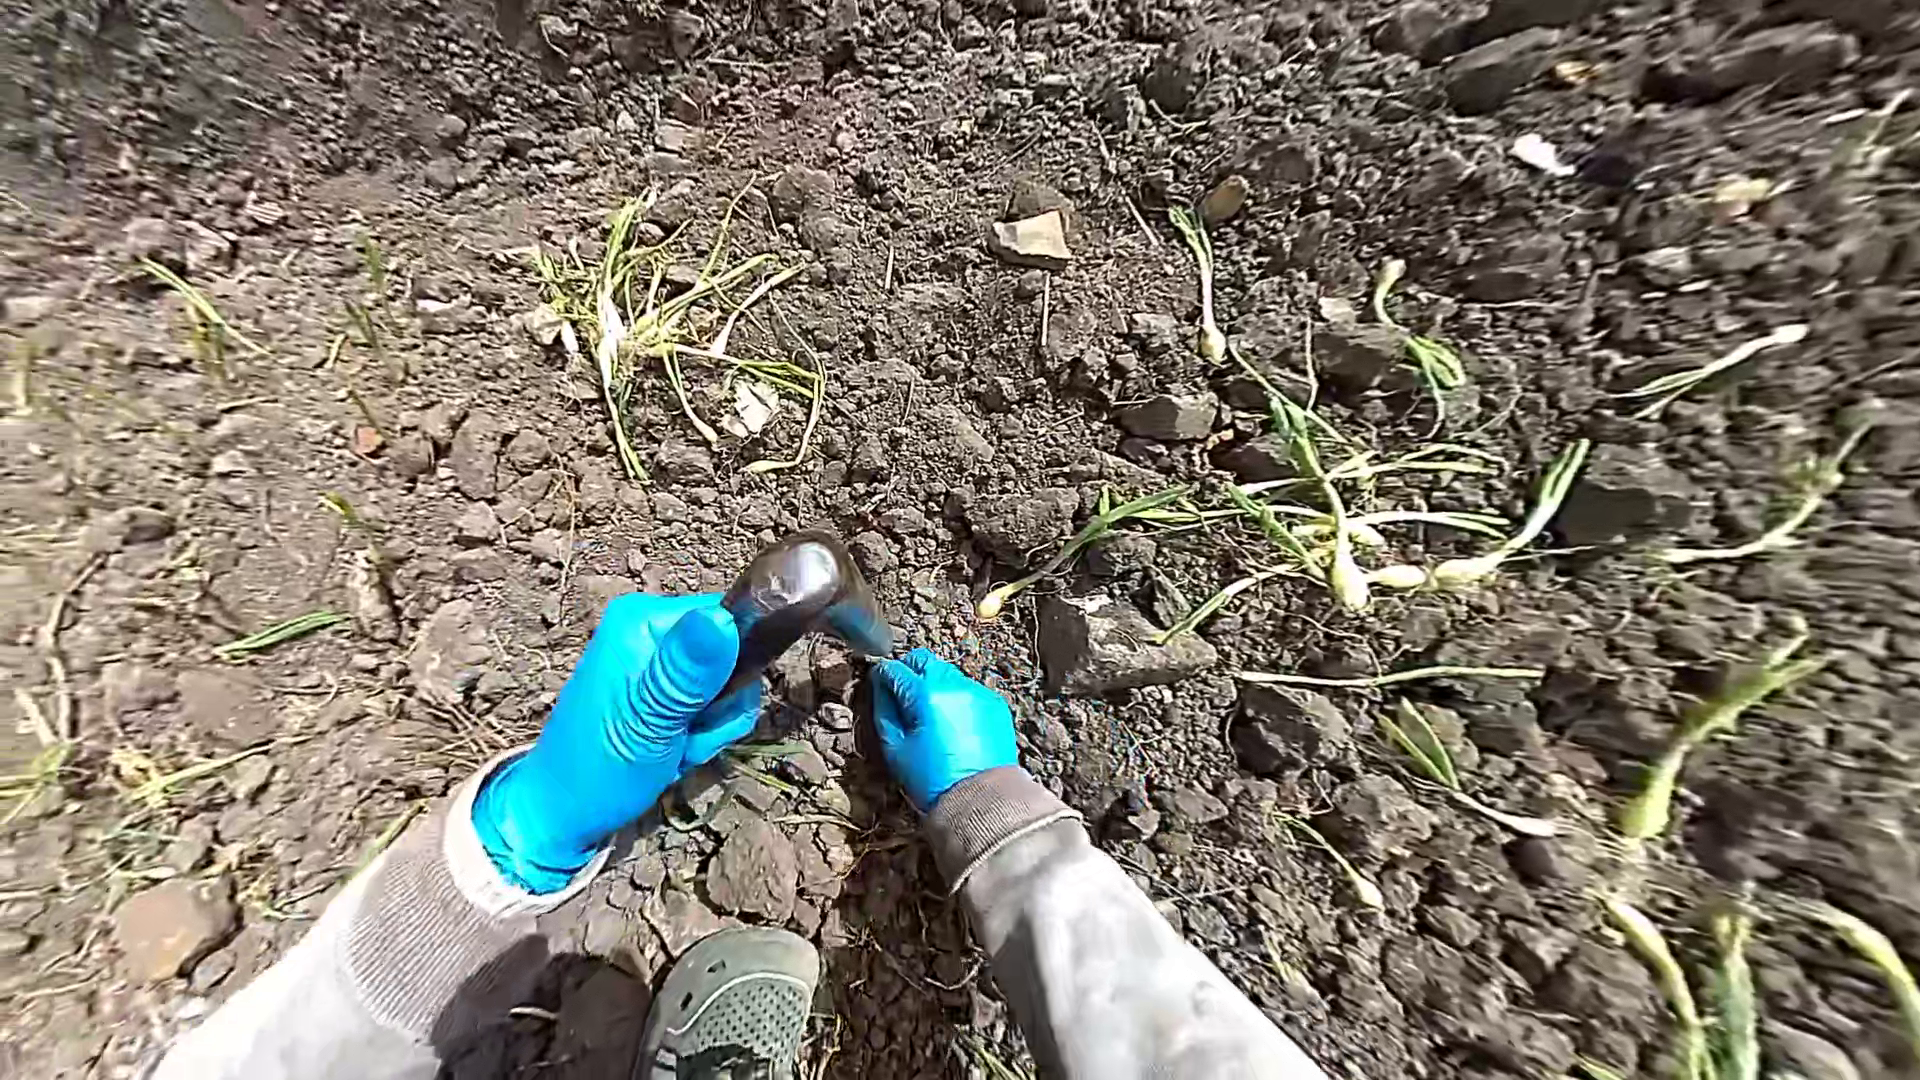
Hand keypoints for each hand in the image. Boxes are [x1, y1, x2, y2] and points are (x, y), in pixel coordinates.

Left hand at [473, 593, 760, 891]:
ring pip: (733, 680)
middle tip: (688, 735)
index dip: (734, 663)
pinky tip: (681, 747)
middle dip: (723, 702)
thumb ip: (684, 671)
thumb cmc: (597, 770)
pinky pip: (720, 699)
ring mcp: (662, 658)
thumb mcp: (646, 722)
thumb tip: (722, 620)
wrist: (562, 815)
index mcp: (643, 621)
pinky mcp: (669, 685)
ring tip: (681, 747)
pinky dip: (710, 729)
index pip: (728, 618)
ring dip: (716, 722)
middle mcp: (654, 629)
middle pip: (735, 651)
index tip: (705, 707)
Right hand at [872, 648, 1017, 810]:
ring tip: (928, 712)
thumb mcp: (896, 749)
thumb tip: (881, 687)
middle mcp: (954, 685)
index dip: (884, 675)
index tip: (880, 682)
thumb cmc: (934, 781)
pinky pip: (968, 689)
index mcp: (926, 695)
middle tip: (902, 693)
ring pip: (947, 672)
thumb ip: (884, 711)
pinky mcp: (994, 703)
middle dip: (909, 671)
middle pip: (924, 660)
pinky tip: (952, 722)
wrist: (982, 801)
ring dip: (934, 683)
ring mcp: (977, 692)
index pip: (897, 669)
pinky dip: (956, 698)